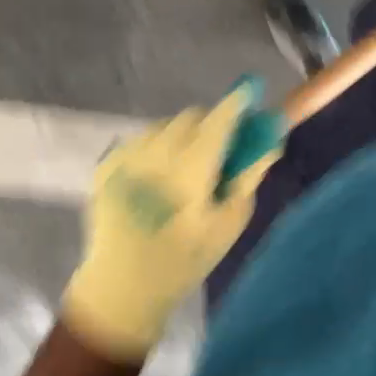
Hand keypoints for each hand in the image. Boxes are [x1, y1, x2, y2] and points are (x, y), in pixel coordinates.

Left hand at [60, 79, 282, 359]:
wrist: (121, 287)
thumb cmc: (184, 260)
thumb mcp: (228, 223)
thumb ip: (248, 174)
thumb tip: (269, 137)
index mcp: (189, 169)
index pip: (219, 120)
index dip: (237, 102)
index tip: (251, 89)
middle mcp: (155, 153)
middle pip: (191, 118)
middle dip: (209, 126)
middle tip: (218, 152)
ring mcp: (126, 156)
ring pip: (163, 126)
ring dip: (180, 136)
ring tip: (183, 171)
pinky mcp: (105, 164)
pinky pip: (140, 140)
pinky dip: (154, 149)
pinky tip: (155, 180)